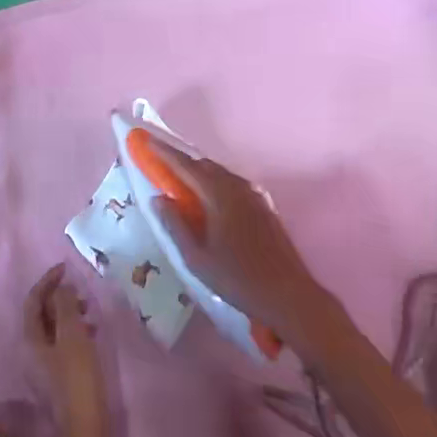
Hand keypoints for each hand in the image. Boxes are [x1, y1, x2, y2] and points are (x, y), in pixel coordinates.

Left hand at [22, 263, 111, 436]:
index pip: (33, 298)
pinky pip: (64, 342)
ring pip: (55, 327)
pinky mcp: (60, 374)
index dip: (47, 280)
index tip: (65, 267)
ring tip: (89, 309)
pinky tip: (92, 331)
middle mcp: (32, 348)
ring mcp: (45, 363)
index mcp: (29, 336)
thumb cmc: (76, 375)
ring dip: (70, 313)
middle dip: (60, 296)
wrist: (86, 424)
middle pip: (42, 312)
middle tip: (80, 290)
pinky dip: (75, 330)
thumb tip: (61, 286)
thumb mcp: (71, 334)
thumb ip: (64, 305)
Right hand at [141, 137, 316, 327]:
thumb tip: (158, 199)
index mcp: (217, 194)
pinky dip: (215, 182)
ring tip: (181, 180)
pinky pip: (232, 183)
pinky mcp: (264, 206)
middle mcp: (236, 186)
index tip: (145, 139)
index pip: (183, 165)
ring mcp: (254, 195)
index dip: (163, 151)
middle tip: (160, 162)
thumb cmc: (238, 280)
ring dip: (198, 172)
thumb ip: (174, 225)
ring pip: (219, 173)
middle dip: (180, 160)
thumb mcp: (196, 258)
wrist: (291, 297)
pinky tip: (211, 198)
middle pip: (203, 164)